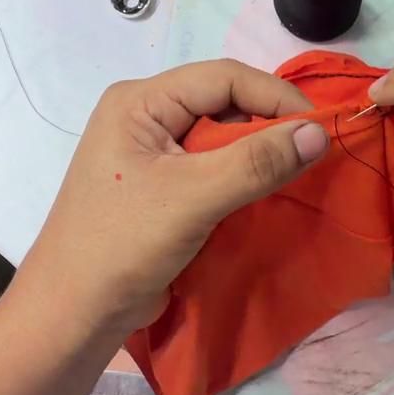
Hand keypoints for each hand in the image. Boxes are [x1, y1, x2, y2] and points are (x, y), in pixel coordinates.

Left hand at [15, 60, 328, 339]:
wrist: (73, 316)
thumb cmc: (122, 245)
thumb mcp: (192, 198)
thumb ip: (256, 163)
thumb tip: (320, 132)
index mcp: (140, 101)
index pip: (222, 78)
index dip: (274, 96)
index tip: (320, 126)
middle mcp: (146, 115)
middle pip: (223, 102)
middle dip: (269, 123)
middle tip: (314, 150)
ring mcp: (153, 151)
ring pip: (221, 135)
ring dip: (258, 152)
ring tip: (299, 169)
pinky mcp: (163, 185)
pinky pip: (213, 165)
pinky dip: (243, 175)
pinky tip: (268, 190)